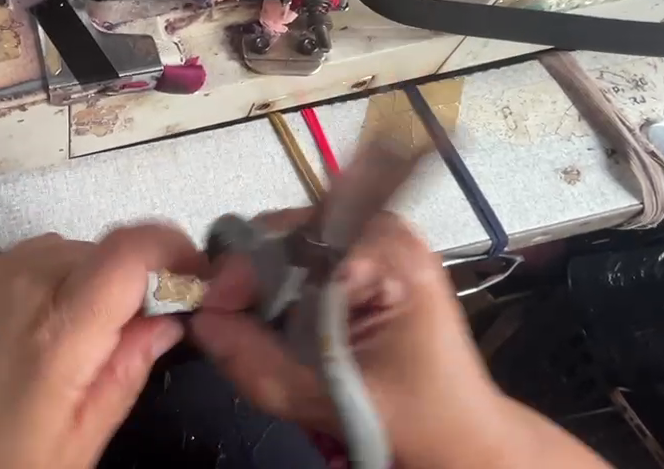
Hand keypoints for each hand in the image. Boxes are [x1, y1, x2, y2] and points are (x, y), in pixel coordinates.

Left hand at [0, 223, 202, 468]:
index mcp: (59, 327)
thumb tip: (168, 321)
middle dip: (145, 277)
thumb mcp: (74, 445)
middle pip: (111, 249)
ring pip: (80, 249)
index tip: (201, 280)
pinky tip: (59, 327)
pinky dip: (69, 278)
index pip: (132, 249)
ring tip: (101, 338)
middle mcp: (29, 278)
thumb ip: (126, 372)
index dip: (176, 248)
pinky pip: (45, 255)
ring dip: (105, 279)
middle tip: (155, 327)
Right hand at [190, 212, 604, 468]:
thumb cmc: (416, 418)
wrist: (464, 437)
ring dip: (262, 288)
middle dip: (251, 281)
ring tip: (253, 329)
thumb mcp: (334, 401)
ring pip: (285, 246)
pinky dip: (279, 291)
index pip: (293, 237)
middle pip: (285, 235)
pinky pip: (298, 258)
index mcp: (387, 249)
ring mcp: (370, 235)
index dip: (246, 270)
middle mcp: (379, 225)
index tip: (215, 310)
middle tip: (228, 325)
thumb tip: (199, 321)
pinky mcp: (360, 253)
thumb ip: (261, 363)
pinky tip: (279, 325)